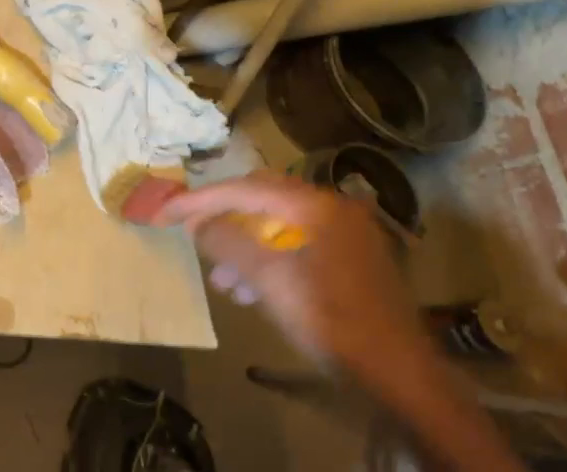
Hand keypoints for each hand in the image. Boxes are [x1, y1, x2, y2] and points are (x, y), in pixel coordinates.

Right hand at [155, 172, 424, 378]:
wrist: (401, 378)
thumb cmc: (333, 323)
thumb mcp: (270, 281)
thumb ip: (228, 244)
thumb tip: (196, 223)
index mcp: (317, 206)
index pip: (244, 190)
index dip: (200, 200)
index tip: (165, 212)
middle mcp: (333, 209)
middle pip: (262, 199)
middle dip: (223, 218)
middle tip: (192, 233)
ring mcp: (346, 234)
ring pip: (279, 225)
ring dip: (244, 244)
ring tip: (222, 280)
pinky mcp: (352, 260)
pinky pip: (297, 244)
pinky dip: (269, 258)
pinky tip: (251, 289)